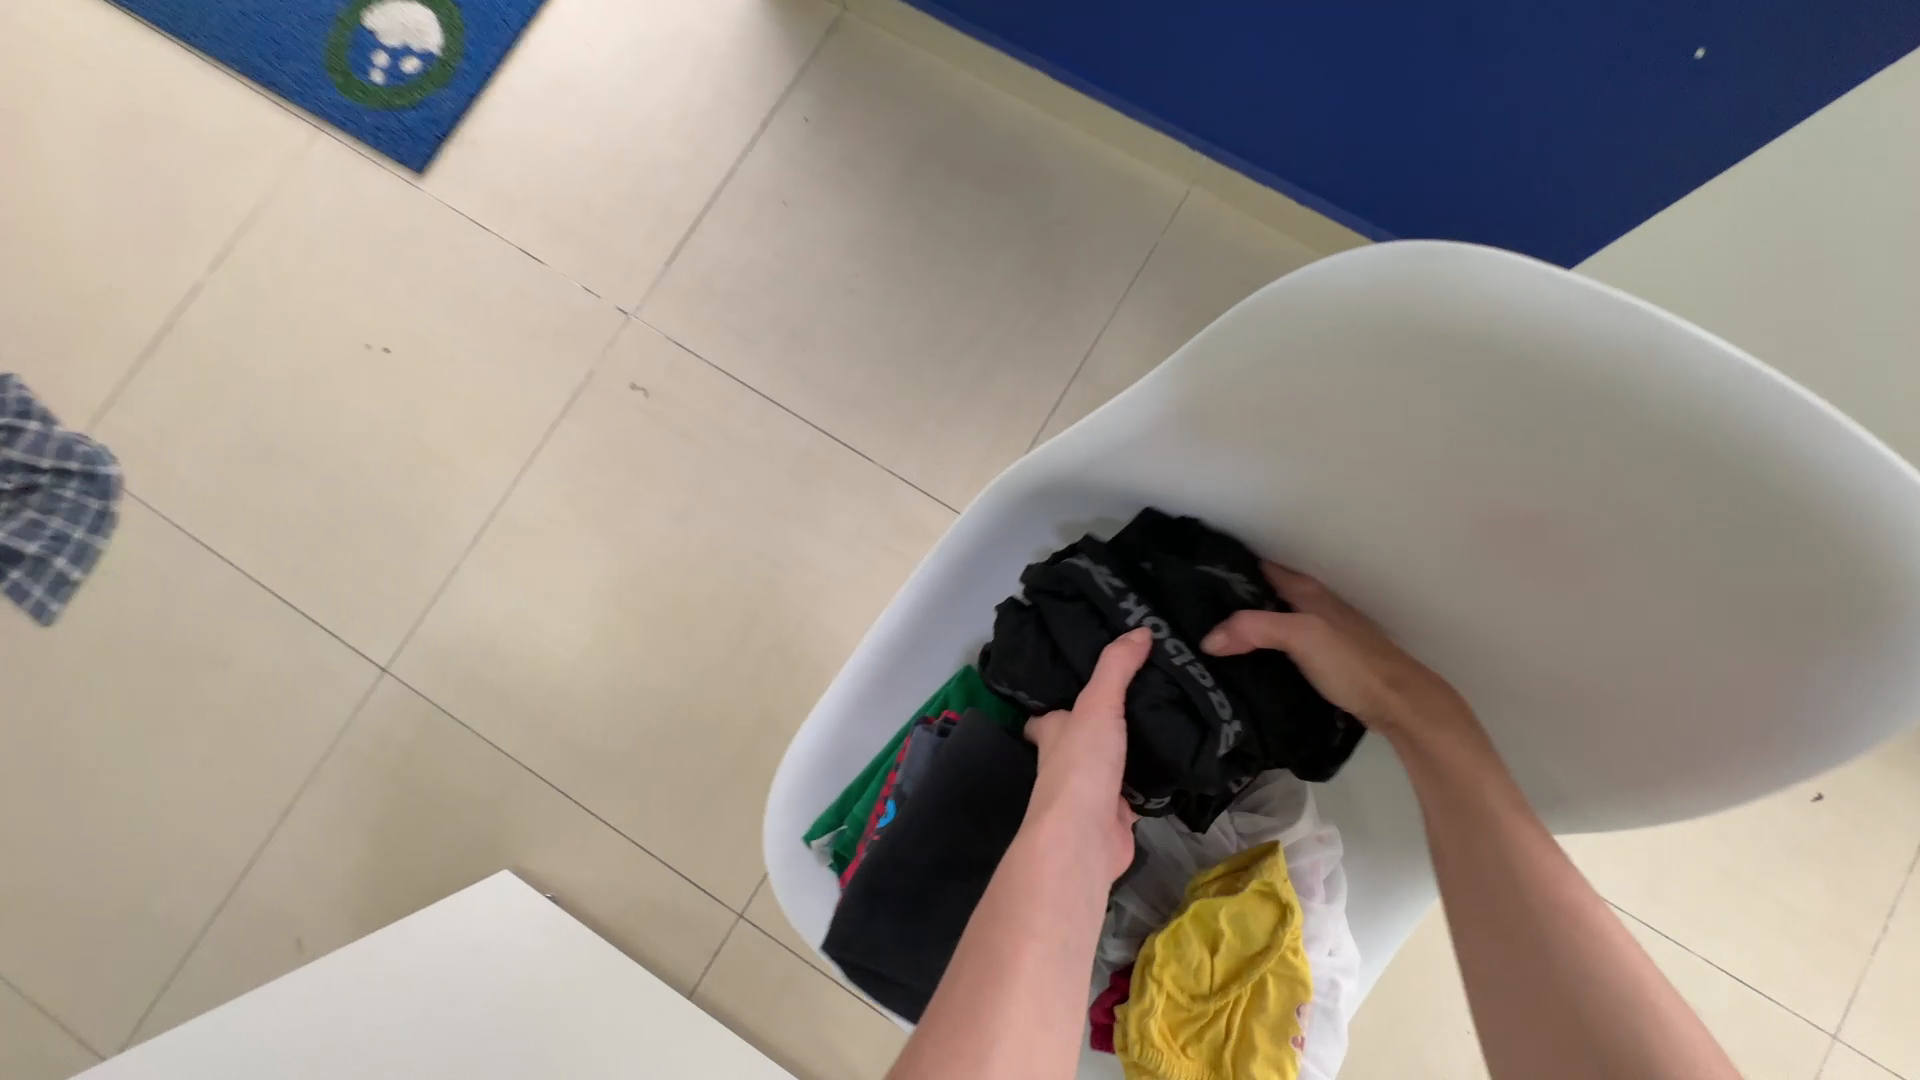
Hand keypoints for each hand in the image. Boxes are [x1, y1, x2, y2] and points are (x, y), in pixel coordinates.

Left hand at [1023, 627, 1151, 882]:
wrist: (1084, 838)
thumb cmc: (1081, 765)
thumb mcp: (1097, 703)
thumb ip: (1116, 667)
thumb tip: (1141, 629)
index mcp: (1052, 730)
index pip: (1051, 709)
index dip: (1063, 694)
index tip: (1088, 676)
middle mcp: (1067, 758)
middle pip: (1086, 732)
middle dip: (1106, 718)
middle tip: (1146, 689)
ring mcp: (1092, 787)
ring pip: (1113, 759)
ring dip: (1132, 745)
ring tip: (1168, 715)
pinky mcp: (1117, 812)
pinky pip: (1137, 788)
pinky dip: (1152, 777)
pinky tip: (1175, 759)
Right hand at [1200, 562, 1470, 739]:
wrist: (1401, 706)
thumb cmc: (1353, 663)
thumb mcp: (1302, 636)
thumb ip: (1254, 629)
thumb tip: (1208, 639)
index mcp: (1305, 590)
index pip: (1257, 567)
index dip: (1227, 569)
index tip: (1191, 578)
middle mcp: (1310, 605)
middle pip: (1260, 594)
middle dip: (1228, 599)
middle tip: (1191, 610)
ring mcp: (1316, 632)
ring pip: (1268, 619)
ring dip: (1242, 624)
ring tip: (1205, 635)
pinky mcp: (1319, 660)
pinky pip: (1276, 644)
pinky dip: (1256, 647)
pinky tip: (1240, 661)